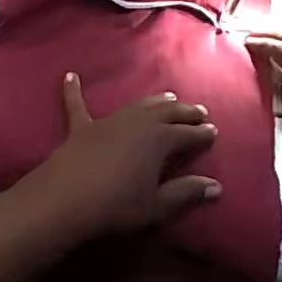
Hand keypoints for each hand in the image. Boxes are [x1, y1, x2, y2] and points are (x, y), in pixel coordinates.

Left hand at [15, 72, 220, 236]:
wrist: (66, 200)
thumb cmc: (117, 206)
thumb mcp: (157, 206)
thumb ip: (186, 193)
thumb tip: (215, 186)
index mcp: (159, 140)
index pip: (187, 134)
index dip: (202, 134)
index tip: (213, 131)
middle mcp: (136, 123)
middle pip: (166, 113)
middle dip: (184, 112)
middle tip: (199, 111)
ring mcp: (107, 122)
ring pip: (135, 105)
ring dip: (153, 101)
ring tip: (168, 97)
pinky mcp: (80, 128)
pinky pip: (76, 104)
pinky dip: (73, 90)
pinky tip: (70, 75)